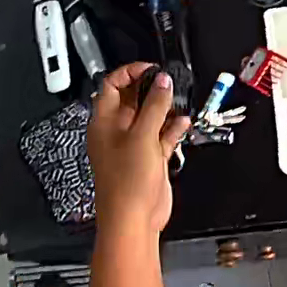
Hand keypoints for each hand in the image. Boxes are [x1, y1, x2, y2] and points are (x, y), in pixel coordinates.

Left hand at [88, 63, 190, 234]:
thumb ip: (154, 105)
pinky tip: (182, 122)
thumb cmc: (125, 183)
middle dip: (150, 88)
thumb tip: (162, 82)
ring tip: (179, 99)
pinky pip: (160, 136)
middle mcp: (116, 131)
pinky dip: (172, 128)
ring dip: (164, 108)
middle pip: (132, 99)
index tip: (151, 68)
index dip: (130, 72)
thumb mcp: (142, 135)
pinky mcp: (148, 158)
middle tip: (168, 82)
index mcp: (104, 121)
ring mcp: (133, 145)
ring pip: (149, 117)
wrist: (133, 218)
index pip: (112, 85)